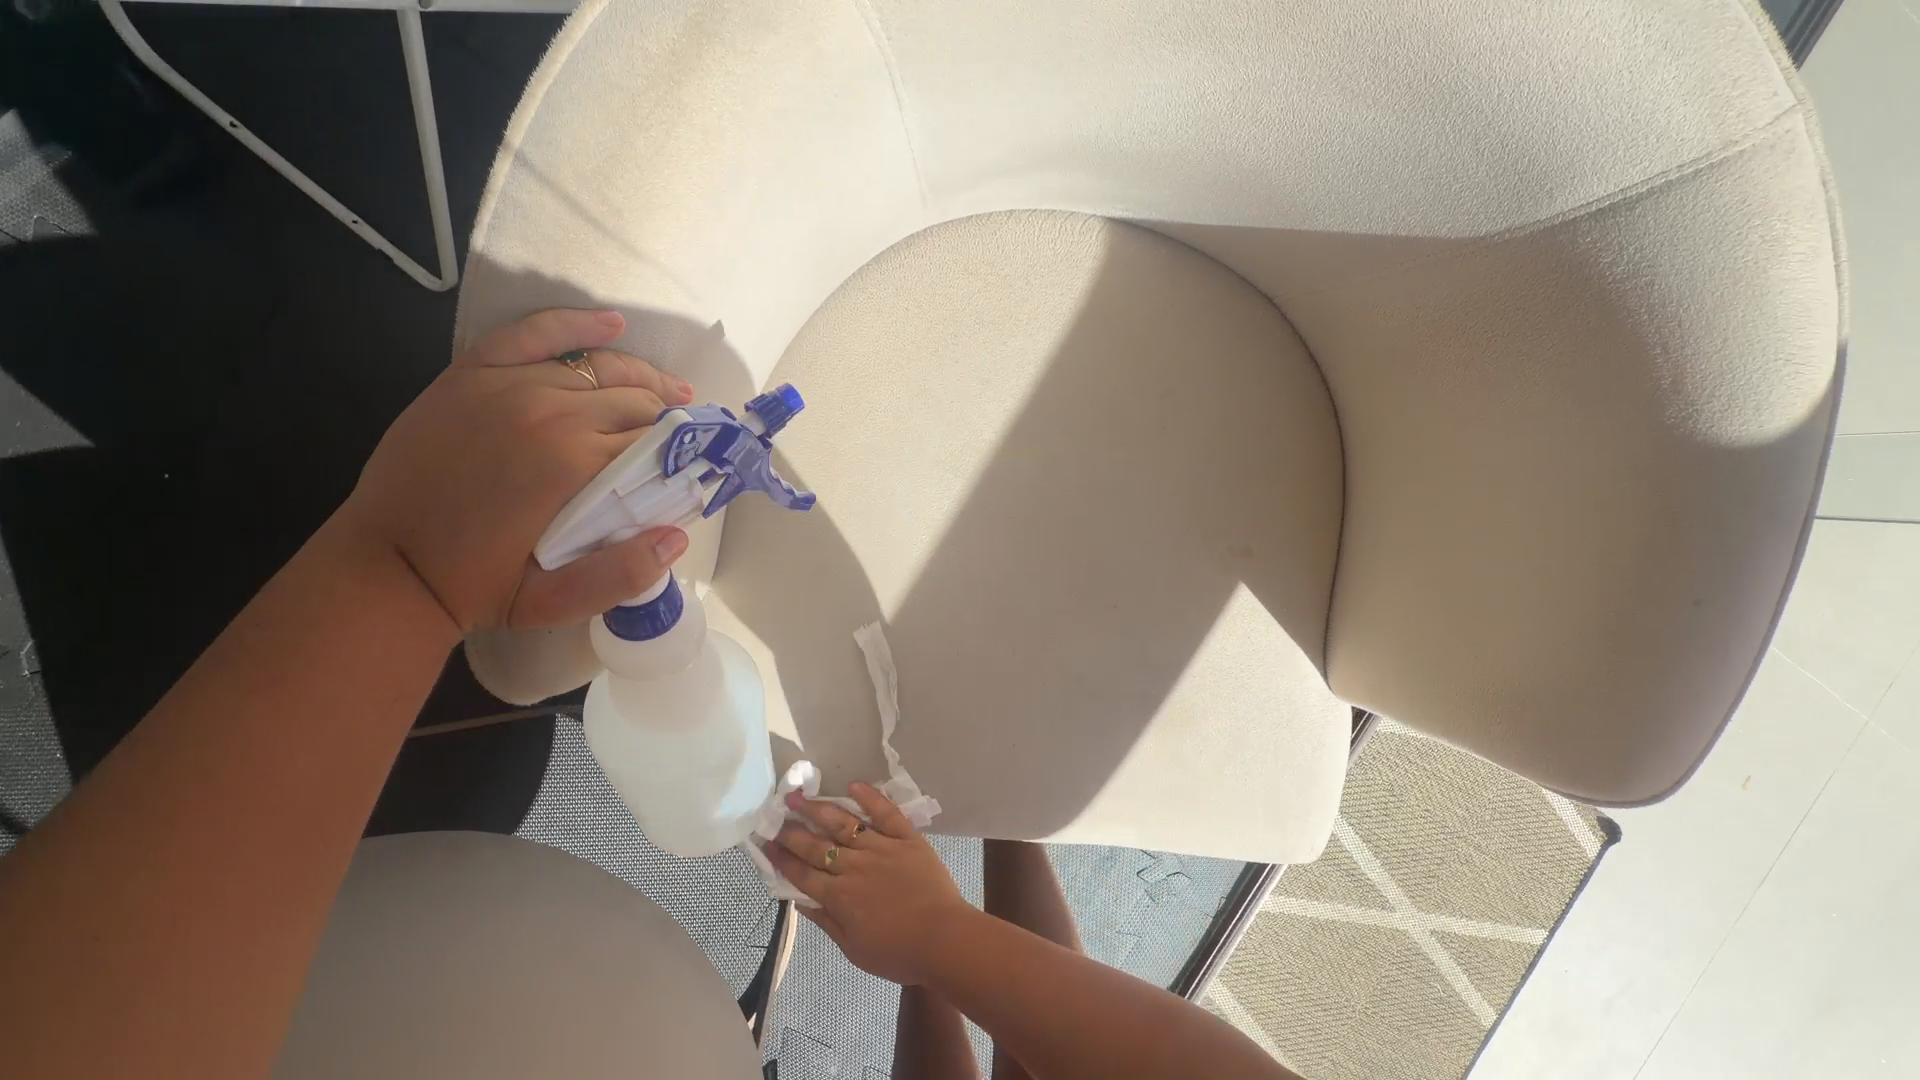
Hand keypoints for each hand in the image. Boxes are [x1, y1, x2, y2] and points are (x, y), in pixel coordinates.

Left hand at [340, 308, 695, 633]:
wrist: (385, 566)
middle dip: (669, 419)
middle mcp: (546, 411)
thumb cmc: (475, 587)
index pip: (654, 441)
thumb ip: (622, 574)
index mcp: (571, 462)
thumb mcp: (554, 601)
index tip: (703, 460)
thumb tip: (678, 536)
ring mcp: (507, 385)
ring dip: (641, 381)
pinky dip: (578, 325)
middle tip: (688, 437)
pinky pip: (536, 334)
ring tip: (669, 394)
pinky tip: (613, 323)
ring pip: (599, 369)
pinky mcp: (472, 374)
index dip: (687, 449)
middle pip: (634, 401)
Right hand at [765, 782, 976, 985]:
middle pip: (816, 846)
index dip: (781, 858)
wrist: (944, 939)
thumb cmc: (898, 953)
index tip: (765, 842)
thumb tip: (798, 901)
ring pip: (844, 824)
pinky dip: (870, 797)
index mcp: (839, 897)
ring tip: (799, 795)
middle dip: (792, 830)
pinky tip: (854, 785)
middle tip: (774, 814)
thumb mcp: (853, 949)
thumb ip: (826, 922)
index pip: (802, 874)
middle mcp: (854, 867)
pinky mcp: (907, 838)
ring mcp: (881, 848)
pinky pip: (886, 813)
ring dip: (819, 808)